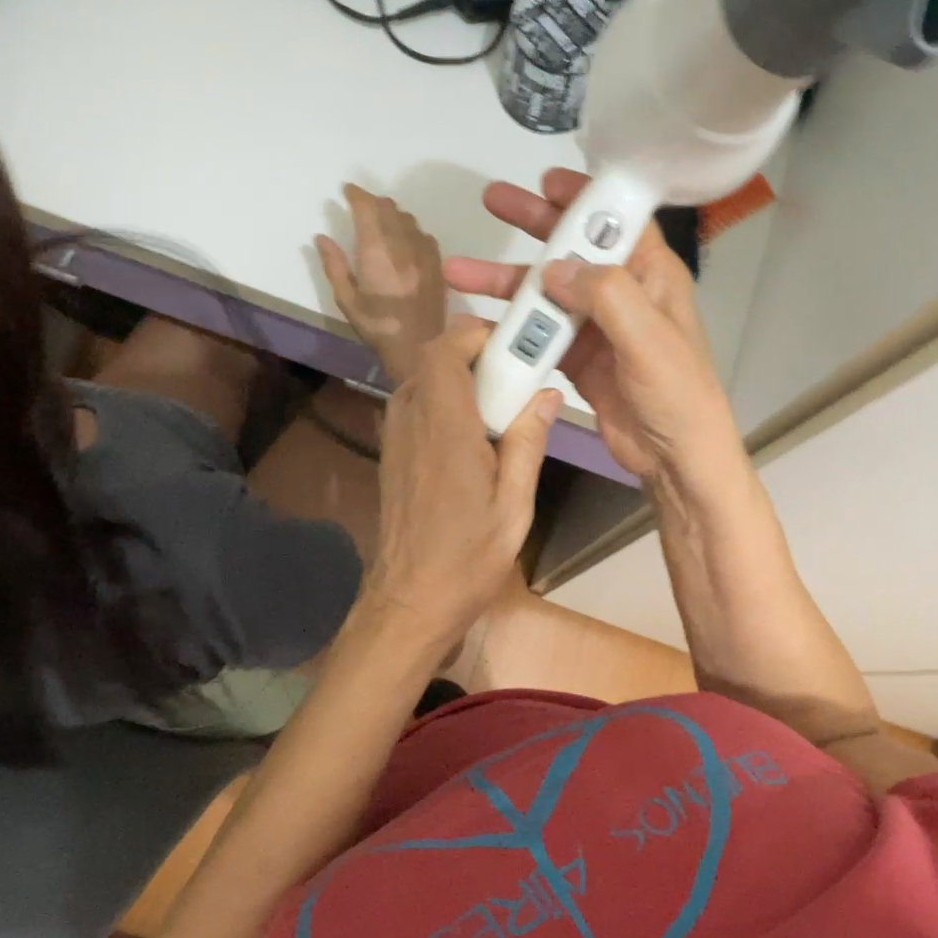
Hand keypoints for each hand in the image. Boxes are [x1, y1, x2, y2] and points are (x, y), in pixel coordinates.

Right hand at [316, 184, 447, 385]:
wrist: (421, 349)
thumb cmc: (378, 327)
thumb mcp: (347, 300)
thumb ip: (334, 265)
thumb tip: (322, 237)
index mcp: (377, 249)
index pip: (367, 206)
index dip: (356, 194)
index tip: (346, 191)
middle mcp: (403, 243)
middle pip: (389, 207)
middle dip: (373, 202)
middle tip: (361, 207)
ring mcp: (425, 252)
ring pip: (408, 218)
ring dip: (392, 214)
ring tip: (382, 222)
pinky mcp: (438, 264)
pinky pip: (424, 235)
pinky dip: (411, 230)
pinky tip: (405, 242)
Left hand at [362, 319, 561, 644]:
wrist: (409, 601)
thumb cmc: (467, 560)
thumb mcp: (514, 506)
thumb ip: (527, 442)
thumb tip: (546, 393)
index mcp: (444, 427)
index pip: (446, 350)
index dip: (477, 335)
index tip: (515, 349)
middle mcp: (411, 421)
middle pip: (434, 360)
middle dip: (475, 356)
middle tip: (516, 382)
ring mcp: (395, 438)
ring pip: (424, 381)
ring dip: (460, 381)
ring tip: (500, 411)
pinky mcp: (392, 455)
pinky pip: (416, 408)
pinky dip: (444, 404)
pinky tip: (473, 439)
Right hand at [442, 168, 741, 483]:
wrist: (674, 457)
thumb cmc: (675, 391)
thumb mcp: (646, 336)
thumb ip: (602, 295)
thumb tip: (552, 269)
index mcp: (650, 275)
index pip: (616, 222)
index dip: (583, 198)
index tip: (545, 180)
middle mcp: (622, 295)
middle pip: (572, 250)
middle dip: (533, 226)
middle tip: (492, 202)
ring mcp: (597, 329)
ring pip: (547, 294)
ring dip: (506, 283)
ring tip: (458, 272)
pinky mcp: (577, 361)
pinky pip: (539, 335)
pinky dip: (511, 329)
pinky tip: (480, 323)